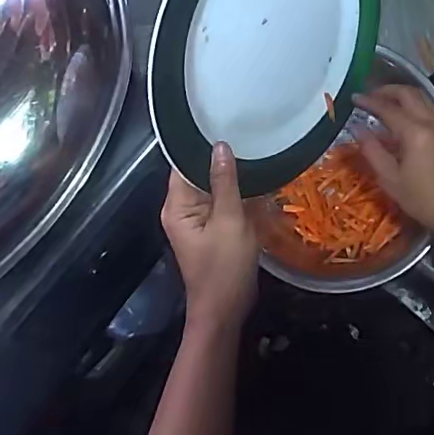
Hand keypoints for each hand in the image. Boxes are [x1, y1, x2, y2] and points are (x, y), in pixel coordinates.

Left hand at [161, 142, 258, 333]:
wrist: (225, 313)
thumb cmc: (224, 268)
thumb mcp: (229, 220)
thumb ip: (225, 182)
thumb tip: (220, 145)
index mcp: (177, 205)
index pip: (183, 163)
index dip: (200, 143)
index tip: (222, 122)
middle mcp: (181, 209)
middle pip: (197, 172)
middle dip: (220, 156)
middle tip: (246, 131)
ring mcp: (197, 219)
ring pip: (212, 185)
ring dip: (231, 174)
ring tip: (254, 148)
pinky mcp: (212, 227)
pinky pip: (222, 200)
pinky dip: (236, 191)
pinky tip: (256, 178)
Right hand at [355, 85, 433, 241]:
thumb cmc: (421, 198)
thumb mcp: (389, 178)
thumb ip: (371, 150)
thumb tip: (356, 128)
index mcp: (415, 133)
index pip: (388, 108)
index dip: (369, 101)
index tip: (353, 98)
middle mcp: (430, 121)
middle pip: (407, 93)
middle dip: (386, 90)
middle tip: (368, 96)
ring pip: (420, 96)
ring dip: (400, 93)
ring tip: (382, 101)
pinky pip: (427, 106)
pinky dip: (411, 103)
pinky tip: (399, 114)